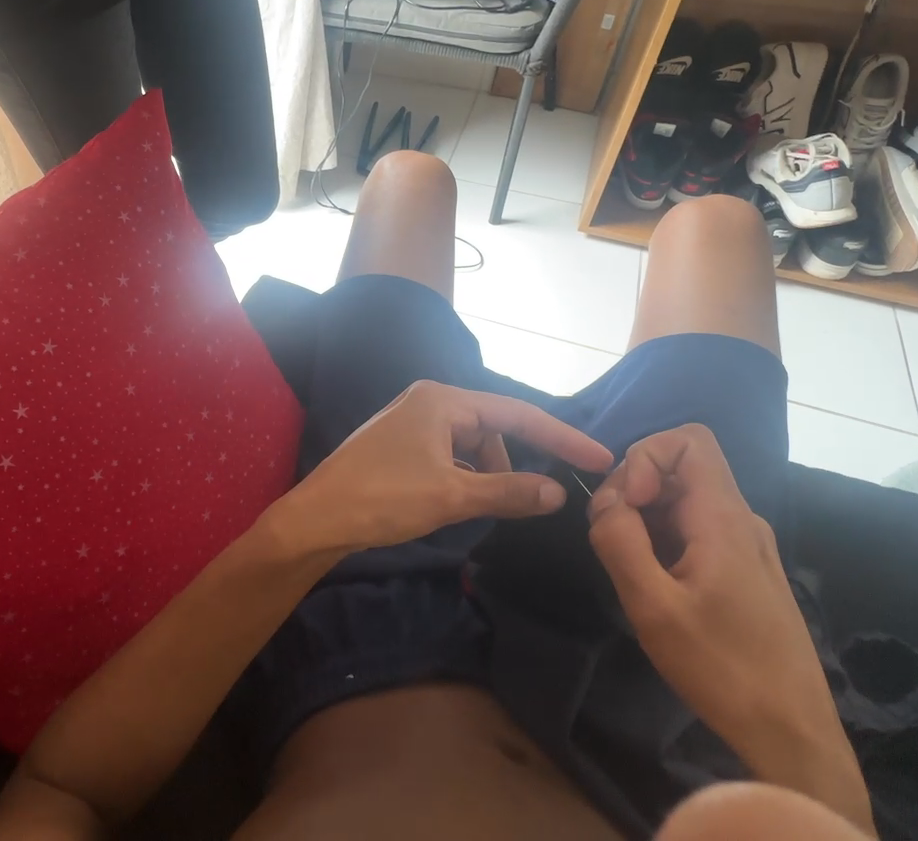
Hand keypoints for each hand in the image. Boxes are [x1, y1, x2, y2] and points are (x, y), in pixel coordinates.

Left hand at [268, 380, 612, 558]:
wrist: (318, 517)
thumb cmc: (384, 498)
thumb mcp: (453, 496)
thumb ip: (509, 491)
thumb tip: (556, 493)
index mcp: (441, 400)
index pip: (517, 413)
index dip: (561, 437)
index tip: (599, 458)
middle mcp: (427, 401)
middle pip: (492, 429)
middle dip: (512, 464)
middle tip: (524, 500)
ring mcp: (410, 422)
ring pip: (470, 446)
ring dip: (486, 475)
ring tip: (476, 506)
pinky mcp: (399, 445)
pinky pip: (449, 456)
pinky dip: (463, 477)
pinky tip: (457, 502)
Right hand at [587, 425, 871, 833]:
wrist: (792, 734)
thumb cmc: (721, 668)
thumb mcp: (652, 606)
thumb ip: (619, 540)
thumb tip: (605, 499)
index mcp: (725, 520)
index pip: (688, 441)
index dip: (646, 457)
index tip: (628, 504)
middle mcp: (741, 521)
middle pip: (680, 468)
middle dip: (634, 489)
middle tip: (613, 541)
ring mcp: (746, 547)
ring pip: (683, 500)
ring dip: (644, 518)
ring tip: (631, 569)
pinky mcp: (744, 572)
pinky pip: (693, 530)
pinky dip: (661, 540)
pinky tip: (654, 584)